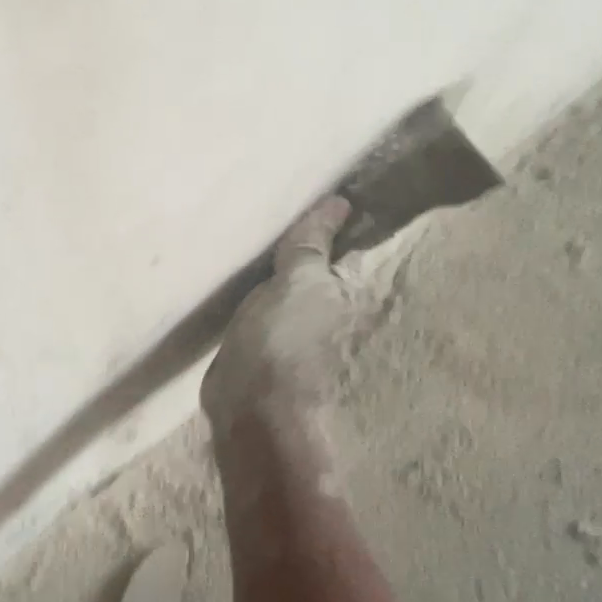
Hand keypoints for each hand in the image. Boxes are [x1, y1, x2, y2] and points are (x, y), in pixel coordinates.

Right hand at [201, 196, 356, 439]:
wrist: (252, 406)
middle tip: (285, 213)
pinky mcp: (273, 347)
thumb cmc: (279, 340)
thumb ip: (311, 246)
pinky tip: (248, 284)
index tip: (323, 195)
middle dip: (313, 246)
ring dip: (284, 271)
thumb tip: (339, 202)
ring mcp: (304, 330)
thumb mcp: (295, 284)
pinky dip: (264, 296)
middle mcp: (337, 308)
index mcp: (352, 290)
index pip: (350, 244)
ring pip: (298, 289)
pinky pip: (273, 310)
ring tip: (264, 244)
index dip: (338, 222)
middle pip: (324, 267)